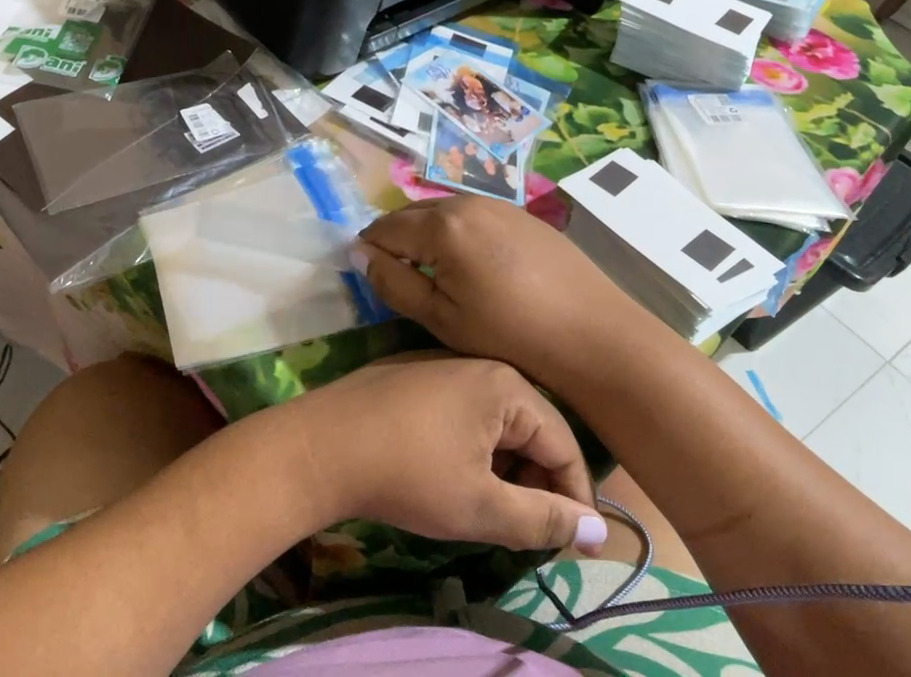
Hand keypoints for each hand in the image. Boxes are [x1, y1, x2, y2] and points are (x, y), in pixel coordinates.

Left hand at [269, 356, 605, 551]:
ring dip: (501, 467)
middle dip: (535, 482)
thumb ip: (543, 519)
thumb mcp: (482, 507)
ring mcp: (438, 365)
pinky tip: (448, 477)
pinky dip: (469, 448)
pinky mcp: (409, 377)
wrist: (315, 448)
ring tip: (486, 507)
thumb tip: (595, 530)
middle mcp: (476, 363)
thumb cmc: (406, 476)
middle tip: (525, 529)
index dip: (575, 499)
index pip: (564, 444)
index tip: (576, 546)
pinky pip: (460, 413)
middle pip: (530, 429)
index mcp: (505, 385)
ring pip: (493, 423)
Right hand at [352, 197, 644, 381]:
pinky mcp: (523, 215)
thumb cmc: (509, 334)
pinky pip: (473, 216)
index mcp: (441, 226)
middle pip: (411, 214)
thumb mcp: (440, 317)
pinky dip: (459, 234)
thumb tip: (360, 255)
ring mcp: (499, 204)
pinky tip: (475, 268)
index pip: (384, 228)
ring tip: (437, 275)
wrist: (594, 334)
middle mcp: (466, 201)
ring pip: (443, 212)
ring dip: (428, 236)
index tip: (372, 278)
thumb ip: (393, 282)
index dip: (369, 251)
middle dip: (397, 240)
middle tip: (401, 279)